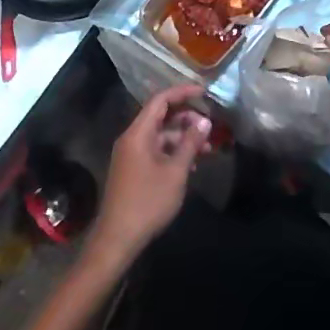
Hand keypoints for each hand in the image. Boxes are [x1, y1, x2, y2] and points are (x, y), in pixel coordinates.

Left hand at [92, 84, 211, 259]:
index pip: (160, 100)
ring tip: (208, 148)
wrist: (119, 237)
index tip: (205, 93)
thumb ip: (190, 143)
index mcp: (138, 133)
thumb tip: (204, 121)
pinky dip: (174, 152)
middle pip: (160, 117)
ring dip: (183, 138)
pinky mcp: (133, 170)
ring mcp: (131, 155)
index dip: (182, 93)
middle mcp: (131, 139)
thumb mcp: (175, 172)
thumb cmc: (148, 201)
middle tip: (210, 127)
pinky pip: (156, 151)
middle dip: (187, 119)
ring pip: (160, 136)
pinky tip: (192, 166)